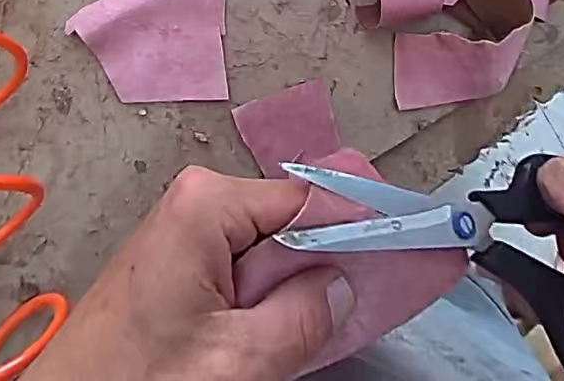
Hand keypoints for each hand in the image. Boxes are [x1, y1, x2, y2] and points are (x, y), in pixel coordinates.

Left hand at [25, 166, 354, 380]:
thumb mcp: (232, 364)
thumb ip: (300, 320)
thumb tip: (343, 284)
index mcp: (208, 202)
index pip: (304, 199)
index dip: (349, 227)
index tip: (389, 251)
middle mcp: (196, 198)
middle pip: (285, 220)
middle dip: (313, 264)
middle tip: (341, 306)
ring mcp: (183, 224)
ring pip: (264, 245)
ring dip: (285, 285)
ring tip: (299, 327)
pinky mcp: (175, 254)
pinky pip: (238, 261)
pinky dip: (259, 292)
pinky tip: (265, 327)